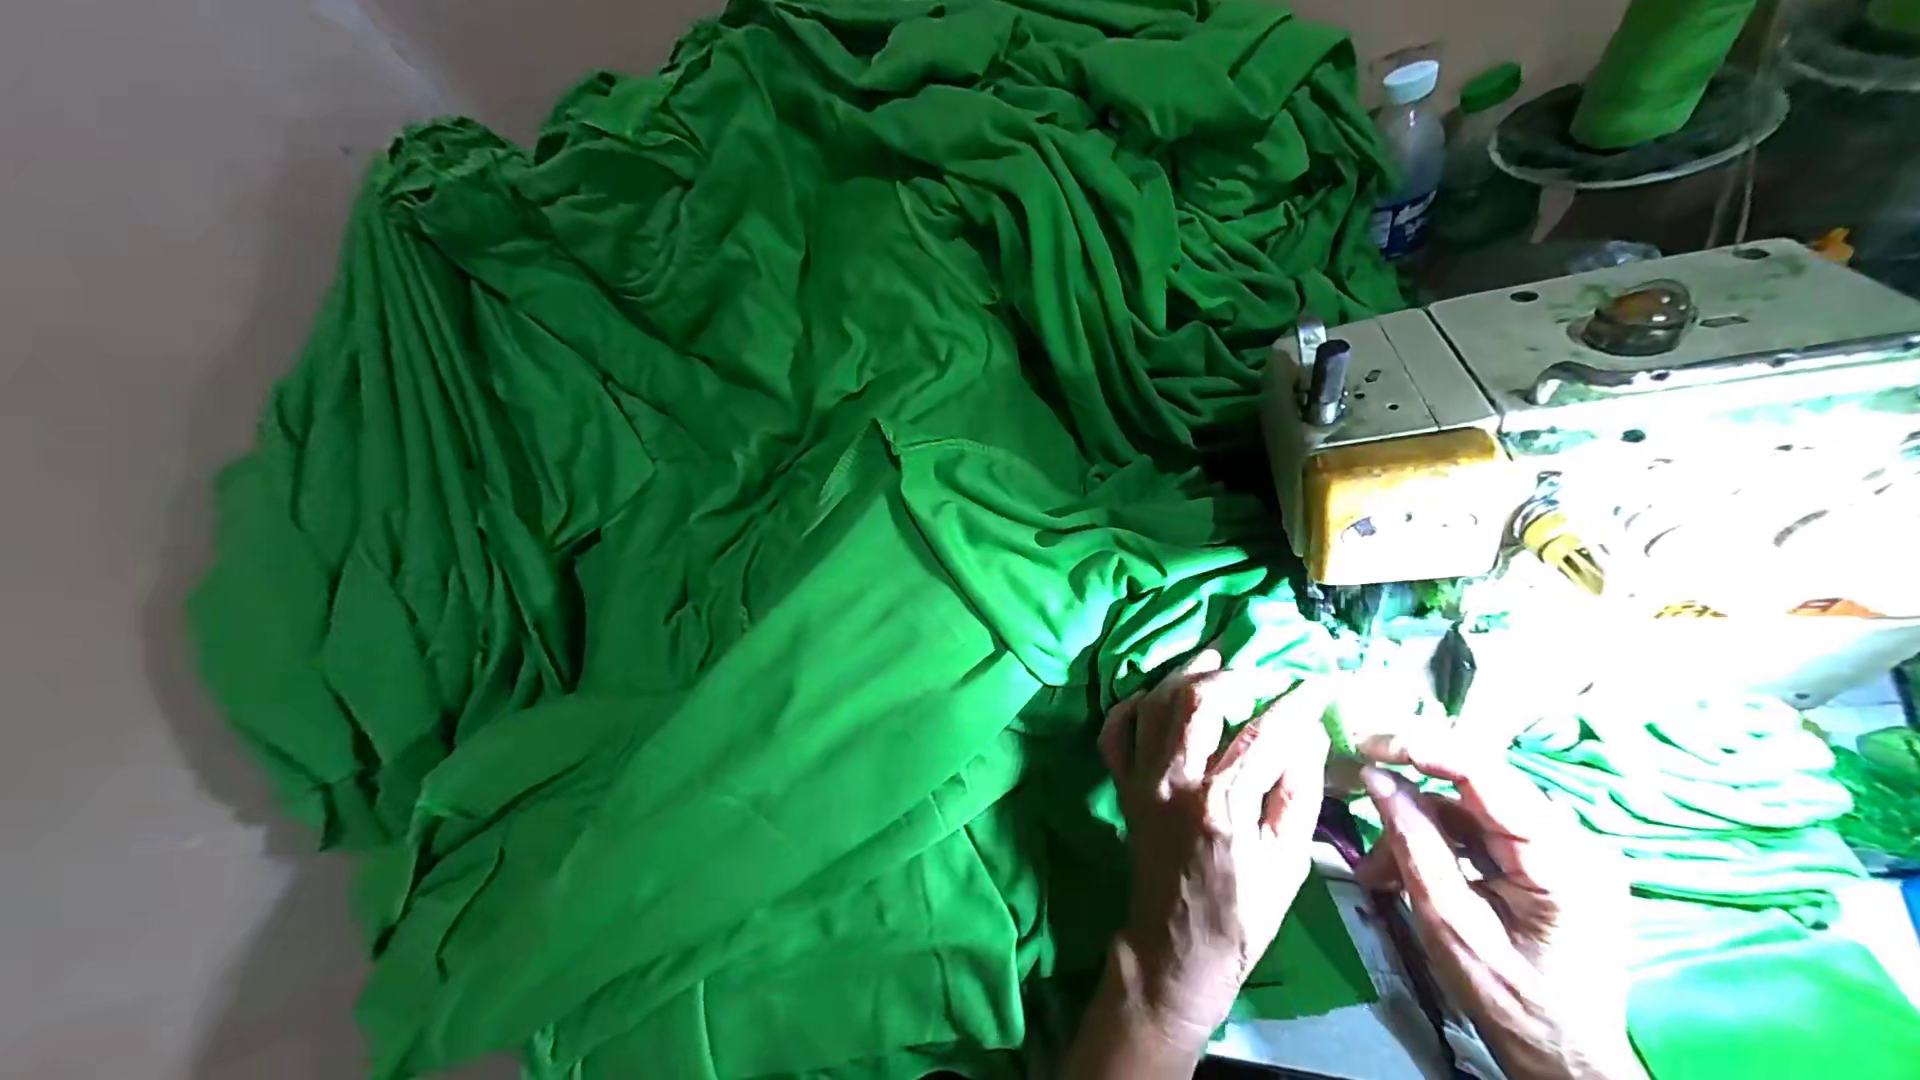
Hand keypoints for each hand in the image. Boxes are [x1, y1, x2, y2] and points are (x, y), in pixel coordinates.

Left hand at [1064, 649, 1331, 1077]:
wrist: (1176, 944)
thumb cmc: (1244, 912)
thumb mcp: (1291, 861)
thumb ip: (1299, 789)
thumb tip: (1307, 731)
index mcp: (1223, 804)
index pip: (1264, 732)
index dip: (1294, 700)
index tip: (1315, 681)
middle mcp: (1174, 779)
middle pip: (1197, 700)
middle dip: (1232, 674)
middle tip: (1256, 667)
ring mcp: (1140, 778)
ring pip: (1154, 702)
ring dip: (1184, 675)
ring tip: (1213, 660)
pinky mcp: (1121, 784)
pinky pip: (1116, 730)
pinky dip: (1133, 706)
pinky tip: (1158, 696)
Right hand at [1357, 736, 1647, 1079]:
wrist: (1566, 1060)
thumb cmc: (1512, 1002)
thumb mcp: (1451, 924)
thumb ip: (1415, 844)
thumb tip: (1376, 775)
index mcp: (1561, 859)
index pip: (1484, 773)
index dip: (1419, 747)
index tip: (1363, 746)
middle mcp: (1571, 839)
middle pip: (1472, 783)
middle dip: (1406, 793)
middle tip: (1354, 796)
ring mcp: (1559, 846)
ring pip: (1463, 804)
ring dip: (1411, 826)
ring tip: (1376, 871)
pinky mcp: (1541, 856)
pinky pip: (1472, 826)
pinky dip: (1430, 841)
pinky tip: (1400, 869)